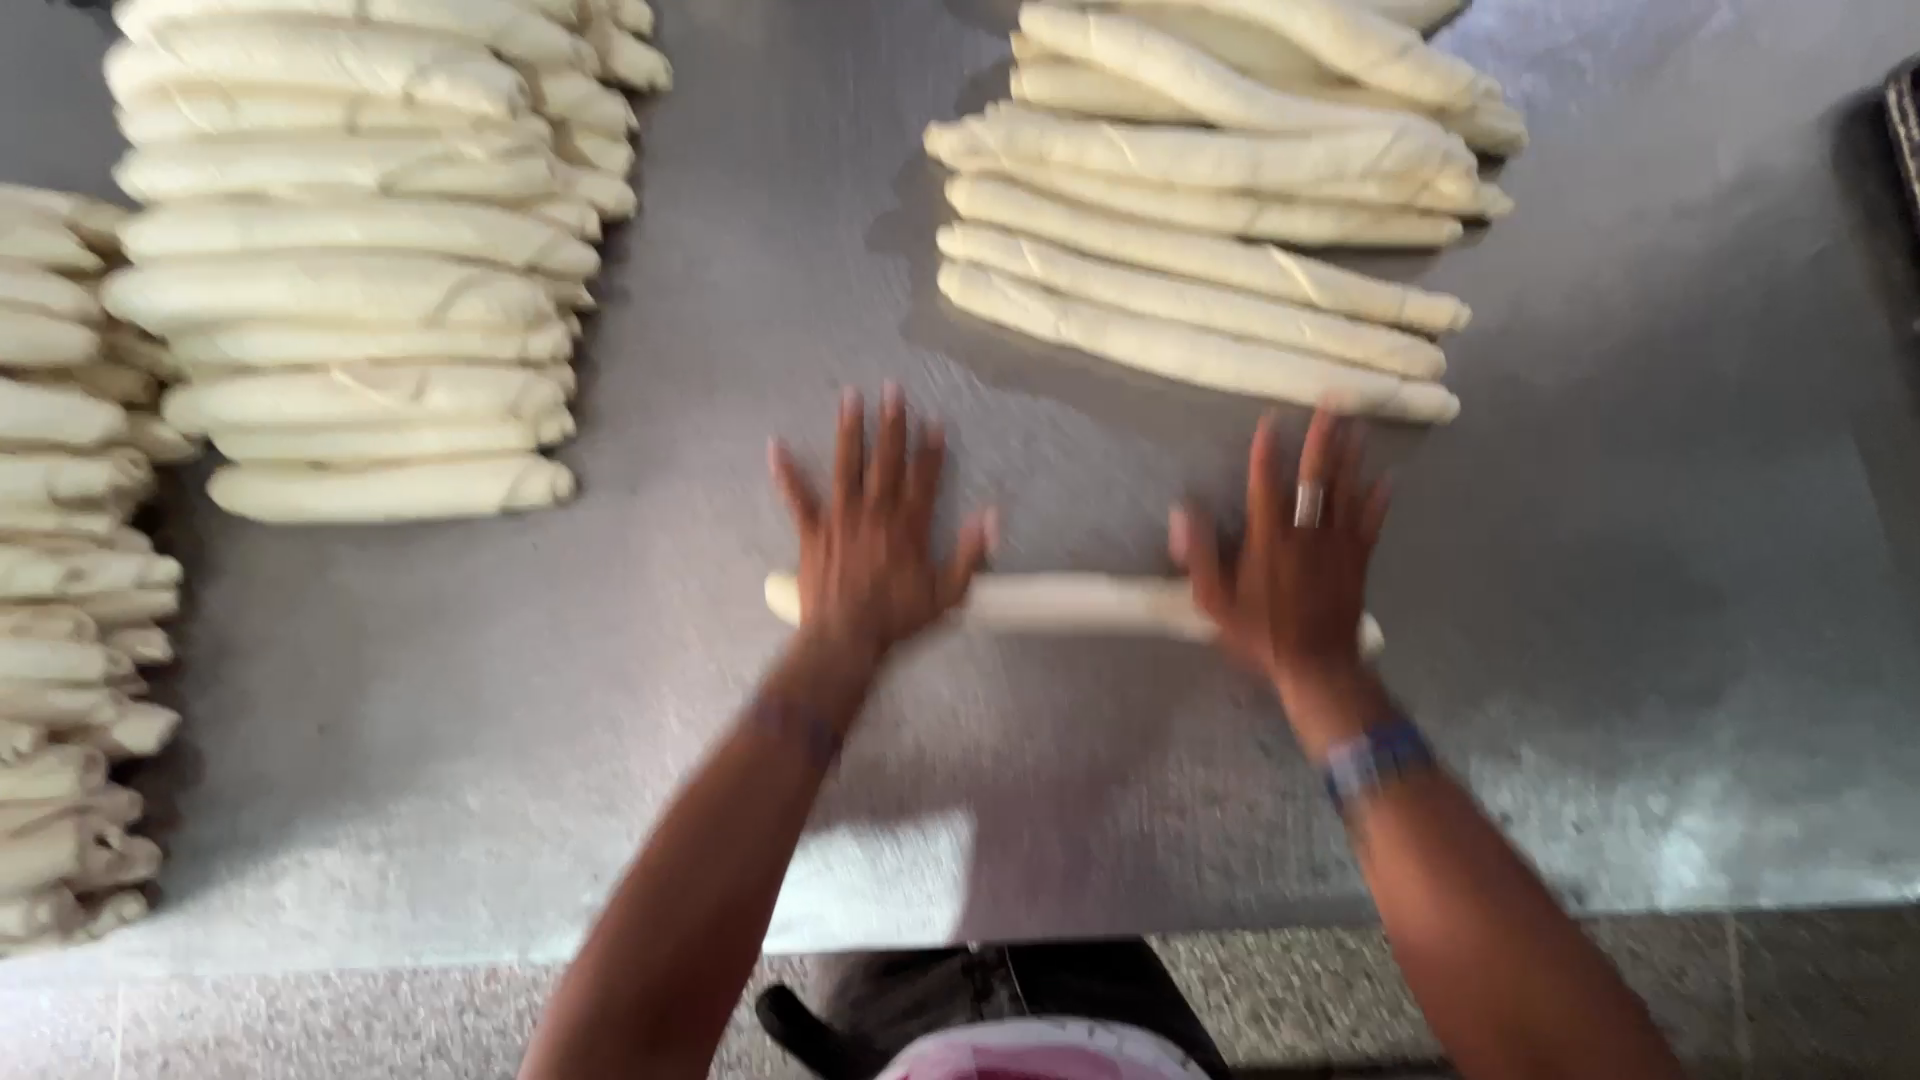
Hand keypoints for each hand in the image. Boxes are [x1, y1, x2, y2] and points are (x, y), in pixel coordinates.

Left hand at [769, 384, 995, 664]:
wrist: (846, 638)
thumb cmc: (898, 618)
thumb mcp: (947, 593)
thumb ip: (970, 553)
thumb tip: (990, 516)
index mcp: (908, 525)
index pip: (924, 477)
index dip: (931, 449)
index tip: (934, 421)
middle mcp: (875, 512)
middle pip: (887, 460)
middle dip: (892, 423)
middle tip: (892, 389)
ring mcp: (840, 518)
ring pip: (847, 466)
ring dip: (850, 430)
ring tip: (850, 397)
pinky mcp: (812, 532)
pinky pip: (797, 498)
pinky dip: (786, 473)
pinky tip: (776, 446)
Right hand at [1169, 407, 1388, 686]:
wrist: (1315, 664)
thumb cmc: (1258, 633)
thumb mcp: (1213, 601)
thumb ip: (1197, 555)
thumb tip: (1183, 512)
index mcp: (1268, 540)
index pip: (1266, 485)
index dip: (1267, 452)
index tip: (1271, 420)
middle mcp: (1305, 533)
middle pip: (1315, 477)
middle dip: (1323, 437)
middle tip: (1333, 402)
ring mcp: (1337, 544)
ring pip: (1346, 491)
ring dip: (1352, 455)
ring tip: (1357, 424)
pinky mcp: (1358, 559)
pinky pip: (1371, 522)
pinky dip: (1380, 499)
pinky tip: (1388, 477)